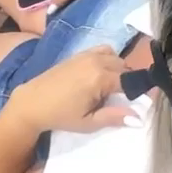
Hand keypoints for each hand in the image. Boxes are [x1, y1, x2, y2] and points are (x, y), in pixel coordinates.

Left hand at [3, 46, 135, 134]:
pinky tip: (101, 74)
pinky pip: (104, 50)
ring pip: (116, 57)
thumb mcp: (88, 122)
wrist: (32, 103)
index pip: (131, 81)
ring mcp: (87, 54)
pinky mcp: (79, 53)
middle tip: (121, 99)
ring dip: (119, 70)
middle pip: (125, 67)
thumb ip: (114, 117)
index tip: (137, 102)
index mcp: (101, 78)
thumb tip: (139, 117)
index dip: (137, 91)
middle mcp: (97, 61)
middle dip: (128, 81)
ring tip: (111, 87)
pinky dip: (109, 59)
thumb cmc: (60, 116)